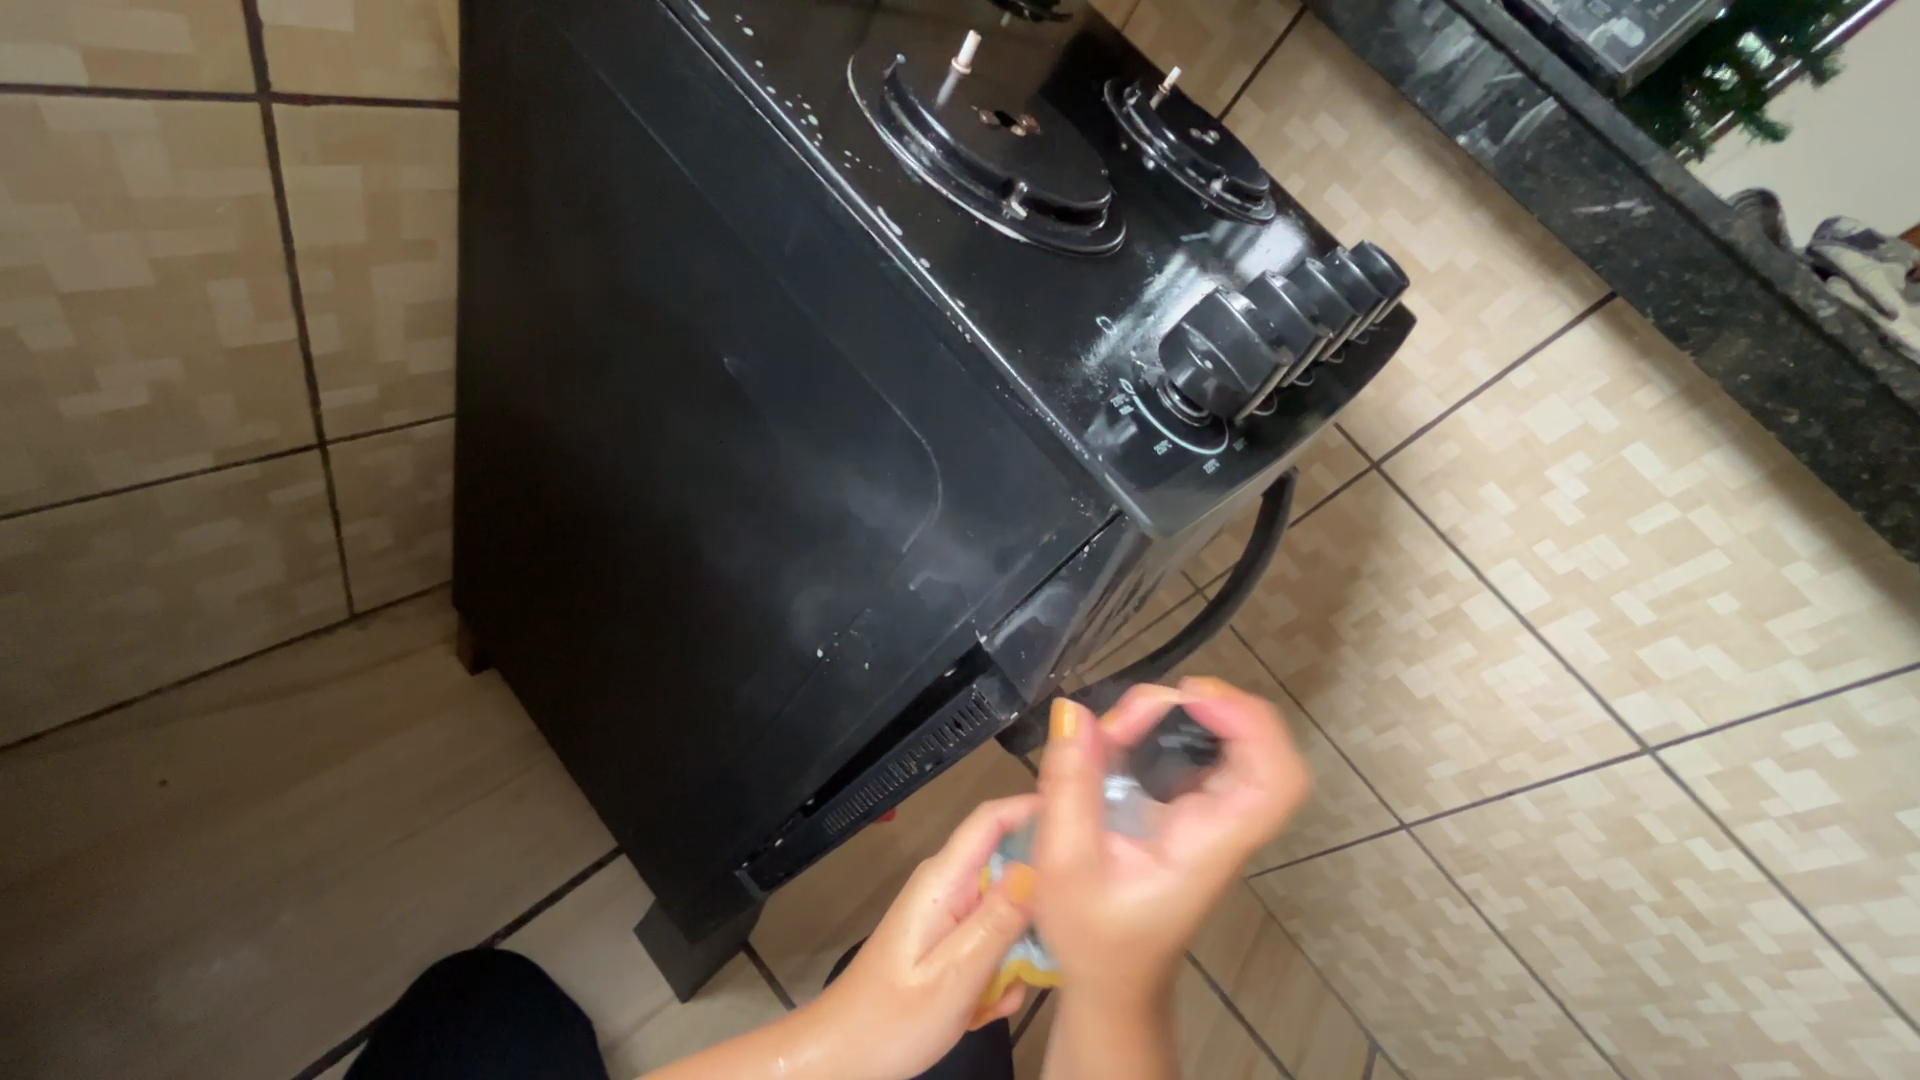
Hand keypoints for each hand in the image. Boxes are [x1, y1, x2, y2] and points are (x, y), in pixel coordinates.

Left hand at [802, 795, 1041, 1079]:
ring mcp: (947, 911)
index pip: (991, 819)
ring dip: (1015, 950)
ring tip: (1004, 993)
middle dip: (1036, 902)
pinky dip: (997, 969)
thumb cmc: (893, 1018)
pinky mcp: (948, 937)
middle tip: (1054, 945)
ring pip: (1006, 909)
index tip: (1080, 823)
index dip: (1034, 809)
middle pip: (1008, 864)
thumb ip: (999, 921)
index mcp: (944, 880)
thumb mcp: (955, 976)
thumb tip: (1040, 868)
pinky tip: (986, 1004)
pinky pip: (990, 937)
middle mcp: (947, 885)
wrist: (845, 1054)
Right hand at [1031, 677, 1311, 1007]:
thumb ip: (1069, 786)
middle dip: (1189, 708)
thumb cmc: (1095, 937)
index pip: (1274, 779)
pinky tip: (1117, 740)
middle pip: (1251, 743)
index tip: (1192, 698)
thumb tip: (1072, 711)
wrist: (1113, 978)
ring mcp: (1210, 812)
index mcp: (1209, 844)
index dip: (1249, 723)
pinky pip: (1192, 749)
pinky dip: (1157, 729)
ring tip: (1109, 732)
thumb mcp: (1065, 864)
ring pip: (1220, 738)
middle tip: (1122, 720)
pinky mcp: (1190, 806)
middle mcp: (1222, 822)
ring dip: (1165, 717)